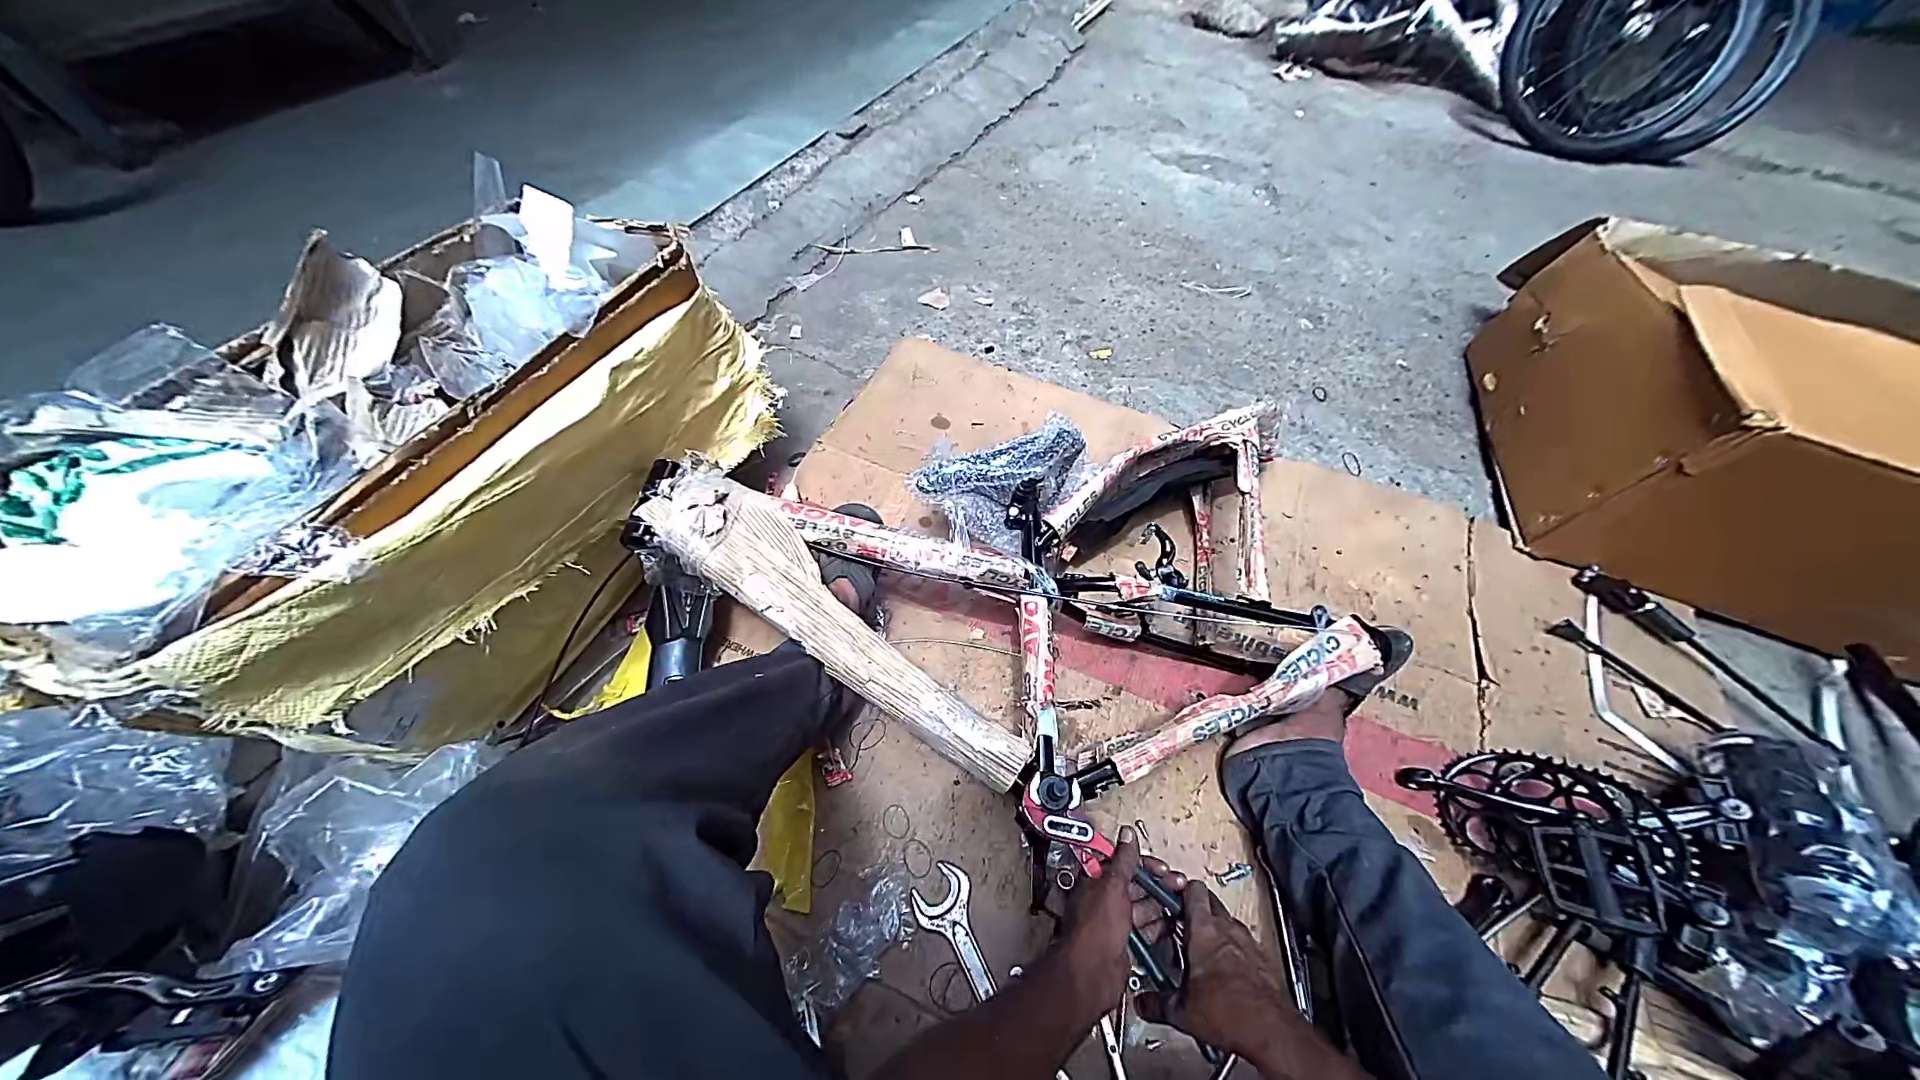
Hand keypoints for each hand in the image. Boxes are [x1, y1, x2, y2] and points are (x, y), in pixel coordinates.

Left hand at [1053, 828, 1186, 1019]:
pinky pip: (1143, 929)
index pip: (1121, 863)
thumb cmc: (1095, 928)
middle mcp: (1102, 899)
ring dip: (1160, 904)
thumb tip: (1127, 834)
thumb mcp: (1113, 886)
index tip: (1162, 868)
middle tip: (1178, 884)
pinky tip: (1172, 924)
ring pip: (1141, 907)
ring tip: (1180, 903)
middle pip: (1133, 885)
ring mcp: (1113, 922)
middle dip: (1156, 884)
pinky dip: (1157, 925)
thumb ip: (1123, 860)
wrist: (1092, 974)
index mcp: (1095, 880)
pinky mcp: (1123, 942)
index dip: (1142, 863)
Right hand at [1136, 880, 1308, 1058]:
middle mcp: (1228, 929)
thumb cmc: (1231, 1012)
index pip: (1192, 889)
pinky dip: (1235, 953)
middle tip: (1182, 926)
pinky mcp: (1264, 961)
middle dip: (1197, 910)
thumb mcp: (1182, 1009)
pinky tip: (1228, 976)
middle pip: (1211, 902)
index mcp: (1203, 928)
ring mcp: (1248, 943)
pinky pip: (1246, 945)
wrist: (1272, 1033)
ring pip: (1228, 923)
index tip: (1170, 899)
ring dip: (1217, 932)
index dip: (1180, 890)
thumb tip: (1145, 1003)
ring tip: (1204, 955)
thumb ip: (1157, 1001)